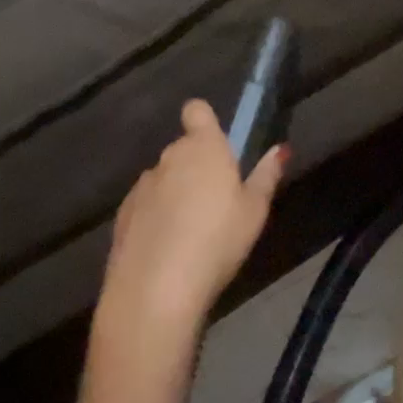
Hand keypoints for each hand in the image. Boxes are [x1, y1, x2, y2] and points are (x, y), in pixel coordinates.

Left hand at [102, 99, 287, 318]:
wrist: (154, 291)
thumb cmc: (216, 242)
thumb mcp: (254, 212)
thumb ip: (266, 176)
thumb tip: (280, 149)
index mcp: (203, 148)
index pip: (197, 111)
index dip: (204, 121)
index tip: (216, 142)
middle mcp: (169, 158)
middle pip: (183, 149)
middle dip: (197, 166)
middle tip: (217, 201)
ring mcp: (142, 187)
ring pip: (164, 179)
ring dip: (176, 193)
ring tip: (192, 231)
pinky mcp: (122, 216)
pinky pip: (146, 205)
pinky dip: (156, 218)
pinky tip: (168, 250)